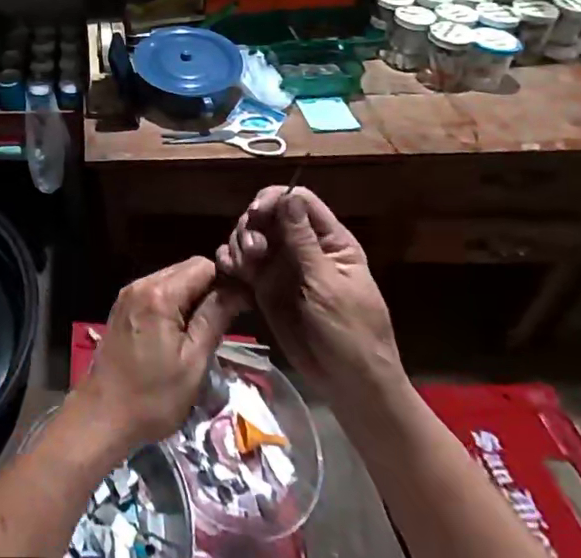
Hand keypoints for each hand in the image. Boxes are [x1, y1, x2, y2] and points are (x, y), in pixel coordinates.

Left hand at [66, 256, 242, 454]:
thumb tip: (238, 290)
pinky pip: (156, 294)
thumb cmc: (154, 395)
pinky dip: (175, 304)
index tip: (246, 303)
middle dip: (211, 288)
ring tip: (211, 328)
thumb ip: (214, 319)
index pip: (201, 266)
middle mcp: (139, 285)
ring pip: (171, 281)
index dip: (227, 279)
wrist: (105, 412)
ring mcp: (128, 295)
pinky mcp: (123, 308)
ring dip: (194, 297)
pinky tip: (186, 330)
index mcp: (158, 294)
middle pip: (185, 270)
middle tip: (232, 319)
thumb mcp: (194, 360)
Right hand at [216, 187, 401, 400]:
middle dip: (251, 225)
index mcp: (330, 242)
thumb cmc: (351, 333)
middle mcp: (302, 247)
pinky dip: (230, 261)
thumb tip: (288, 198)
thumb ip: (303, 241)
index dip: (274, 199)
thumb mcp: (327, 285)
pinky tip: (232, 272)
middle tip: (253, 251)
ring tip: (243, 267)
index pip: (299, 201)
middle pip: (267, 214)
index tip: (256, 213)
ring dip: (239, 243)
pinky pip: (239, 261)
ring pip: (249, 235)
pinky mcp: (263, 285)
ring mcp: (281, 266)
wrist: (348, 383)